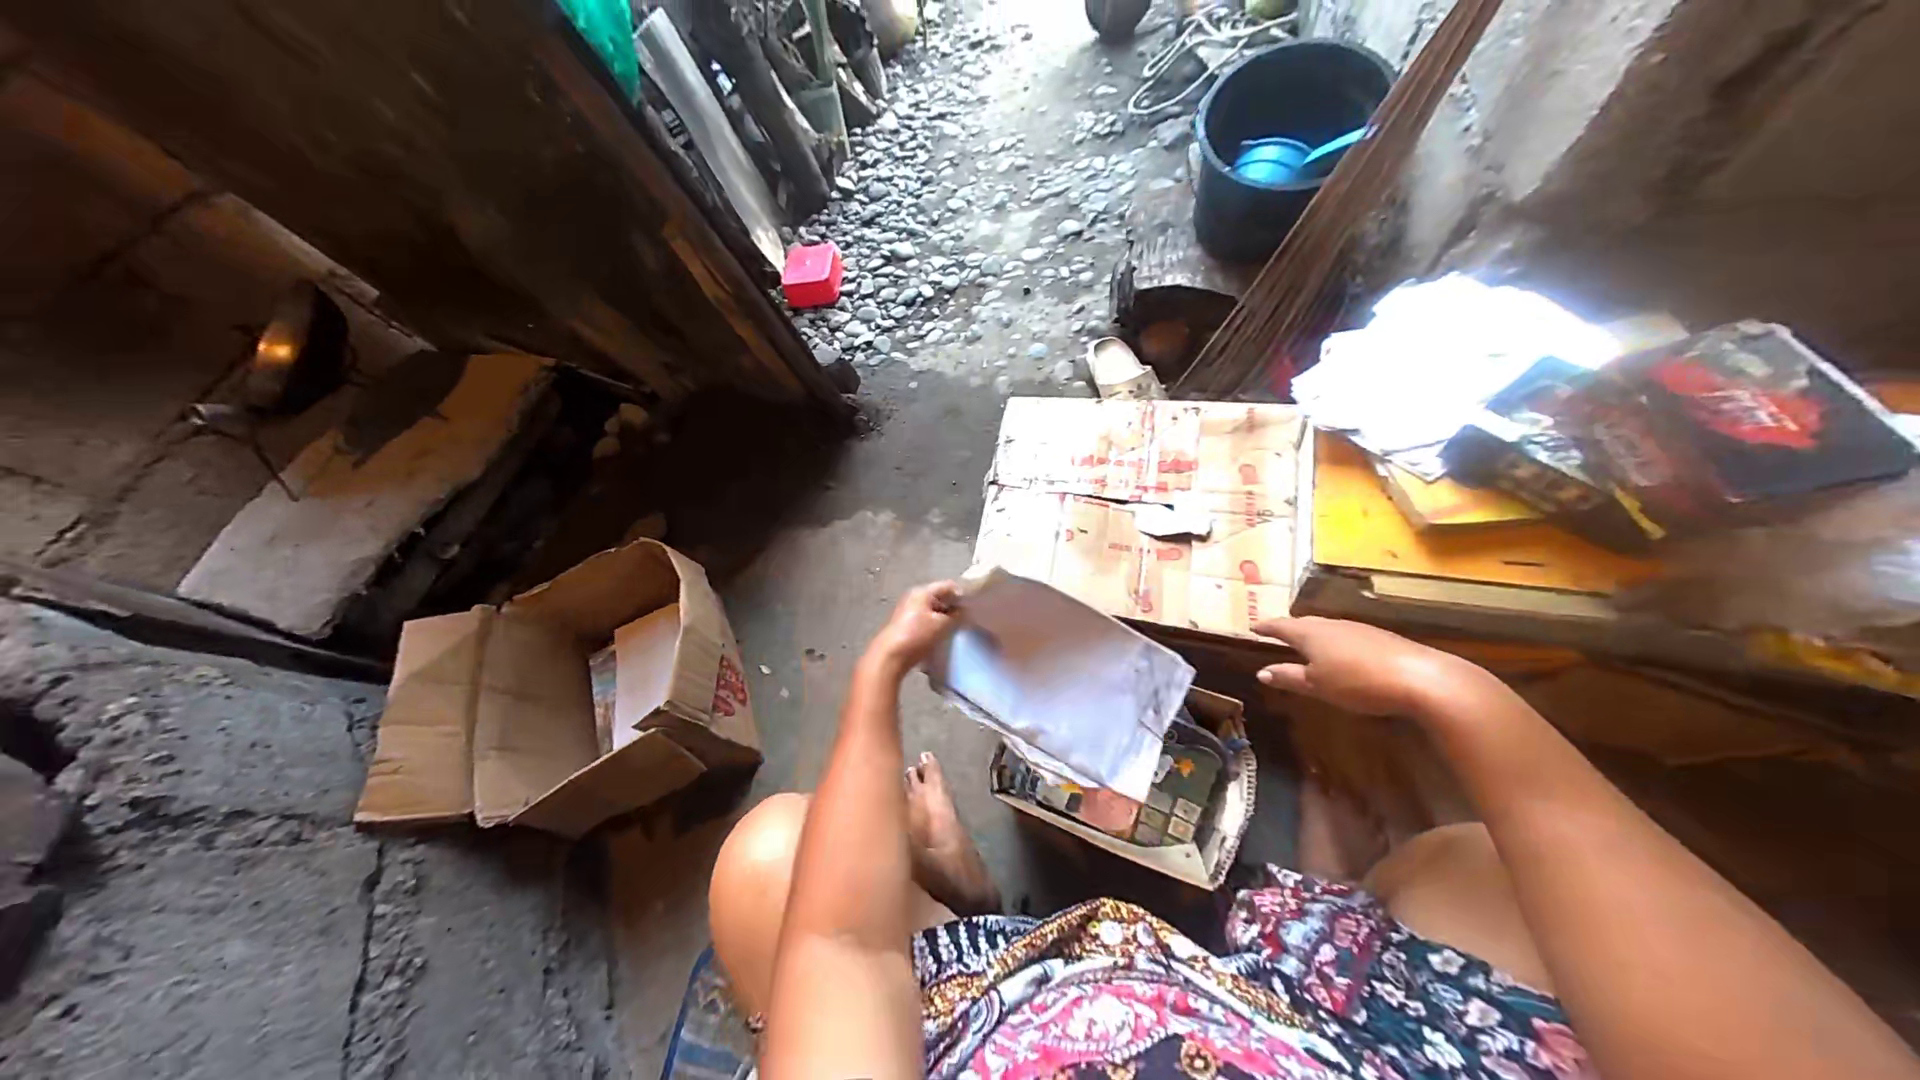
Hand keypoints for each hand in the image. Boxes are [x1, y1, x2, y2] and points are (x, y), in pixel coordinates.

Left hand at [862, 581, 960, 678]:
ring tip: (958, 628)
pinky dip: (936, 625)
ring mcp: (908, 611)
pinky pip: (926, 620)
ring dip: (945, 617)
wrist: (890, 658)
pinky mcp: (906, 625)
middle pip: (940, 597)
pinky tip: (943, 635)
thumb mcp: (942, 625)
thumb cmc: (917, 636)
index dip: (962, 594)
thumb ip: (957, 615)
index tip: (974, 606)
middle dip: (954, 606)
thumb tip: (964, 611)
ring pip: (933, 610)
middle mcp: (914, 597)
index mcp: (922, 592)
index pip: (948, 586)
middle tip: (969, 617)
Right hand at [1252, 616, 1479, 716]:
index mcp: (1310, 633)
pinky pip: (1346, 634)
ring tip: (1305, 641)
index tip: (1253, 626)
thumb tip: (1261, 672)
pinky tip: (1341, 652)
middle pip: (1304, 622)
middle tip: (1276, 631)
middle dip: (1289, 627)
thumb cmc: (1357, 681)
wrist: (1421, 678)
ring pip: (1327, 627)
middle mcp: (1331, 624)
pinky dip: (1334, 640)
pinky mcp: (1380, 638)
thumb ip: (1289, 677)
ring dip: (1313, 633)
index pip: (1281, 625)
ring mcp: (1358, 629)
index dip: (1266, 627)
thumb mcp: (1317, 685)